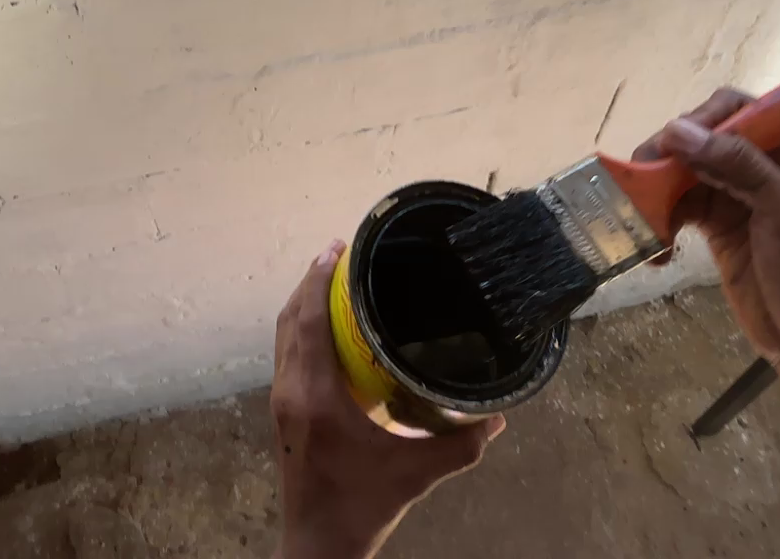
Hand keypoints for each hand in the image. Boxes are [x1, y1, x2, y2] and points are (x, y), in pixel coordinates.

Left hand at [270, 241, 504, 558]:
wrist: (317, 545)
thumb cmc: (363, 506)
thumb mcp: (415, 475)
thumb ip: (459, 446)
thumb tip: (498, 416)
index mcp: (315, 396)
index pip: (308, 322)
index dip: (319, 280)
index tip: (336, 249)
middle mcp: (290, 390)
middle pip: (290, 319)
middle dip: (310, 281)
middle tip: (338, 253)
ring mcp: (281, 399)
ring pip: (283, 334)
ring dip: (302, 301)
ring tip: (328, 277)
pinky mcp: (281, 408)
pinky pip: (285, 351)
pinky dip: (300, 325)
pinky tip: (323, 323)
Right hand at [637, 90, 779, 368]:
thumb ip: (738, 166)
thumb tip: (676, 129)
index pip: (742, 110)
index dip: (704, 119)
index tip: (674, 142)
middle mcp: (766, 165)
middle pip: (702, 136)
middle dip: (670, 154)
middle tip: (643, 176)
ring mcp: (739, 196)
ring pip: (684, 170)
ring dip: (657, 187)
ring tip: (638, 210)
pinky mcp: (718, 225)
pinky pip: (678, 206)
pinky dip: (660, 219)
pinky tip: (654, 245)